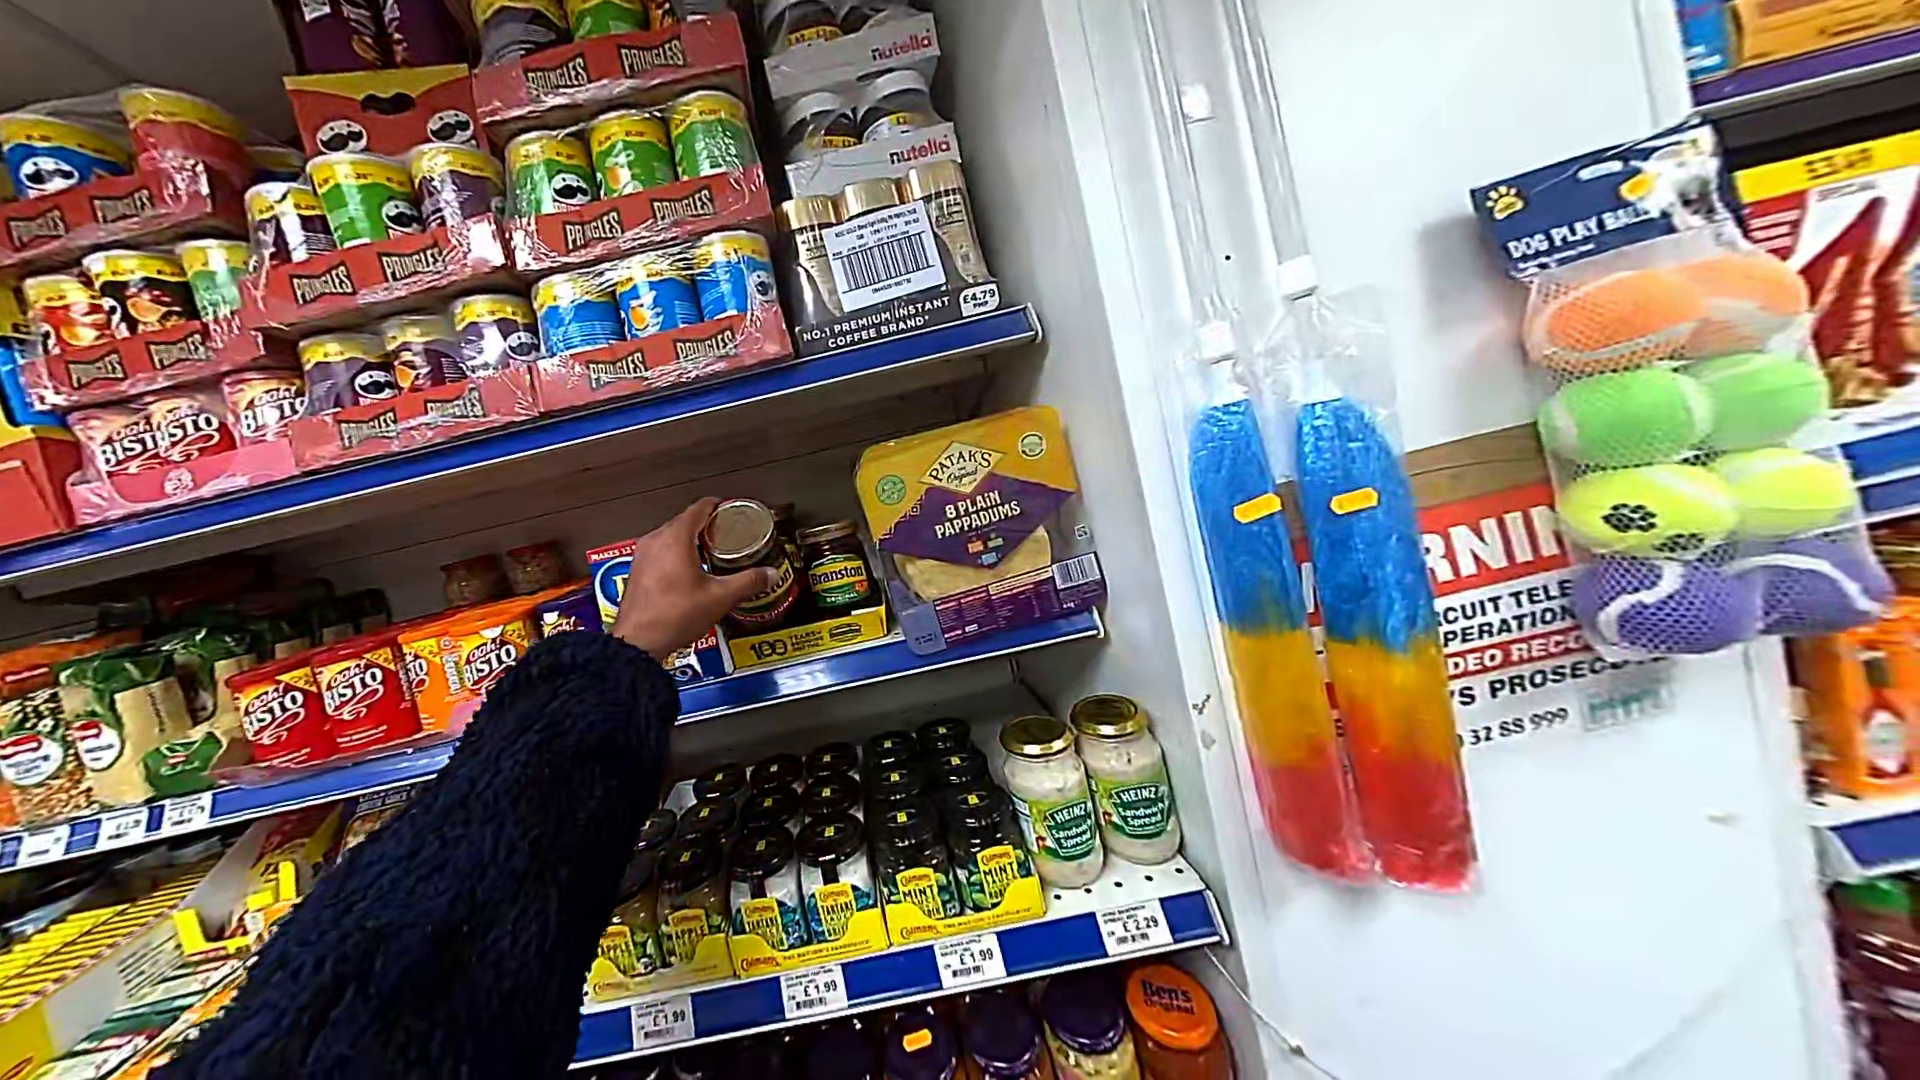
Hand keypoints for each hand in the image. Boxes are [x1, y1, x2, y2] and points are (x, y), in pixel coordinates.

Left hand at [612, 498, 774, 659]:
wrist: (638, 642)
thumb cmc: (676, 615)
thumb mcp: (721, 597)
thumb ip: (749, 581)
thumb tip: (771, 573)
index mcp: (676, 538)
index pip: (699, 508)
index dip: (718, 505)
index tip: (733, 509)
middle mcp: (656, 540)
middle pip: (685, 521)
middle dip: (708, 524)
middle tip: (730, 532)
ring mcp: (643, 555)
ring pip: (671, 536)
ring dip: (692, 539)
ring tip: (714, 549)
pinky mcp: (637, 571)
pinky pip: (661, 551)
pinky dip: (678, 552)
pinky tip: (692, 568)